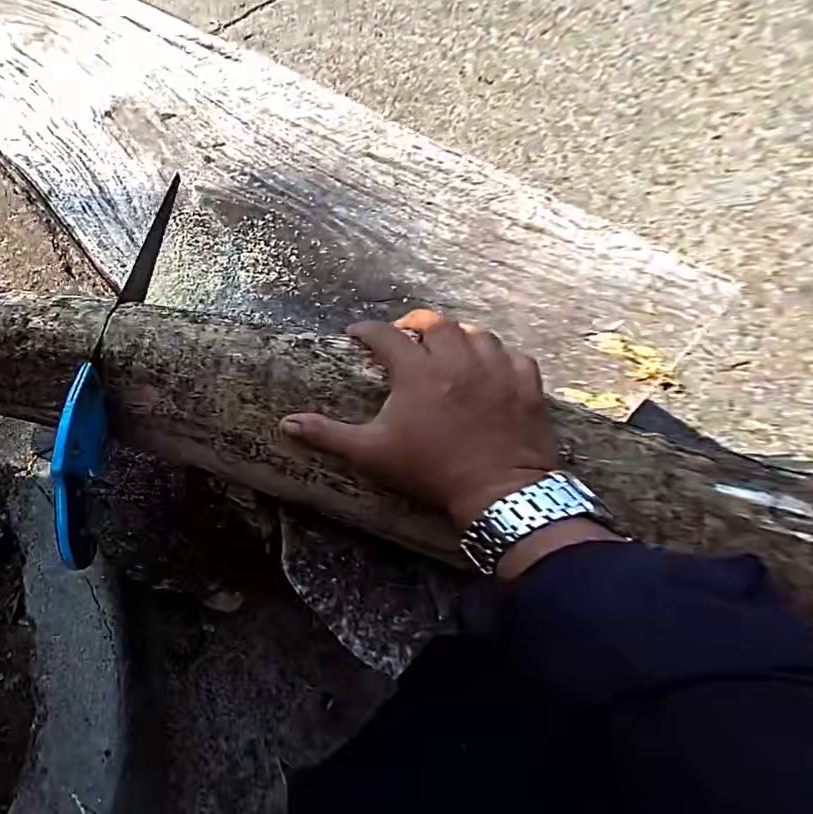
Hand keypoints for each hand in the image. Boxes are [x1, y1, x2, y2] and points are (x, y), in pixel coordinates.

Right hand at [280, 310, 558, 526]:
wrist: (496, 490)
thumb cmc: (428, 470)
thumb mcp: (370, 452)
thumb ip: (327, 434)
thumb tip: (287, 423)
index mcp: (417, 372)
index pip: (386, 335)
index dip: (367, 330)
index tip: (355, 333)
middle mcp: (457, 360)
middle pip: (435, 323)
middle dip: (414, 323)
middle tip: (402, 334)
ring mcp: (496, 369)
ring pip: (477, 334)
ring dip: (457, 336)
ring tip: (445, 349)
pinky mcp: (525, 384)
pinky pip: (513, 355)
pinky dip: (498, 356)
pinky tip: (488, 367)